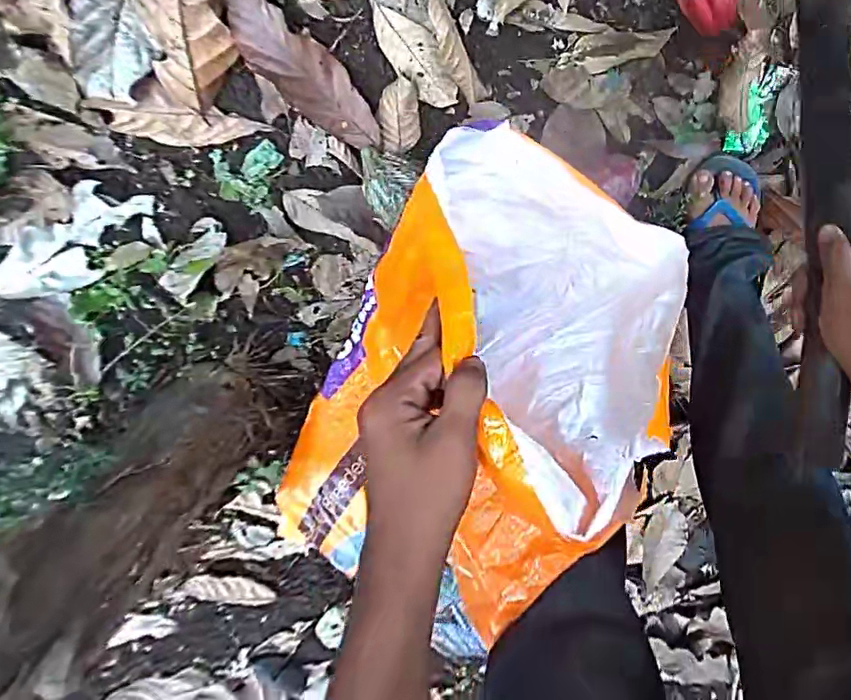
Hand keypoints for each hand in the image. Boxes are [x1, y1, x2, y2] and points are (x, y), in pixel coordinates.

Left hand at [357, 305, 488, 560]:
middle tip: (459, 308)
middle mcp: (380, 406)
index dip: (453, 336)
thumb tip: (470, 359)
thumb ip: (464, 389)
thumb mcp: (455, 438)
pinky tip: (458, 392)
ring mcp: (384, 424)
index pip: (429, 359)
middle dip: (443, 342)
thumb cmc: (431, 495)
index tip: (461, 298)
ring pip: (421, 384)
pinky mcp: (393, 439)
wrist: (405, 553)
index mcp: (388, 401)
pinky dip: (441, 394)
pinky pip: (421, 403)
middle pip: (419, 365)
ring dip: (445, 372)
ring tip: (467, 347)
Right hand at [816, 224, 850, 404]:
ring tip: (800, 320)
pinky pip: (847, 297)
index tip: (806, 264)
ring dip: (815, 296)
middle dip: (813, 277)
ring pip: (839, 279)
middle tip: (798, 302)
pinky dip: (828, 308)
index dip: (825, 241)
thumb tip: (830, 227)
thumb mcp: (839, 293)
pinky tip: (810, 326)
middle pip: (841, 256)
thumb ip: (834, 257)